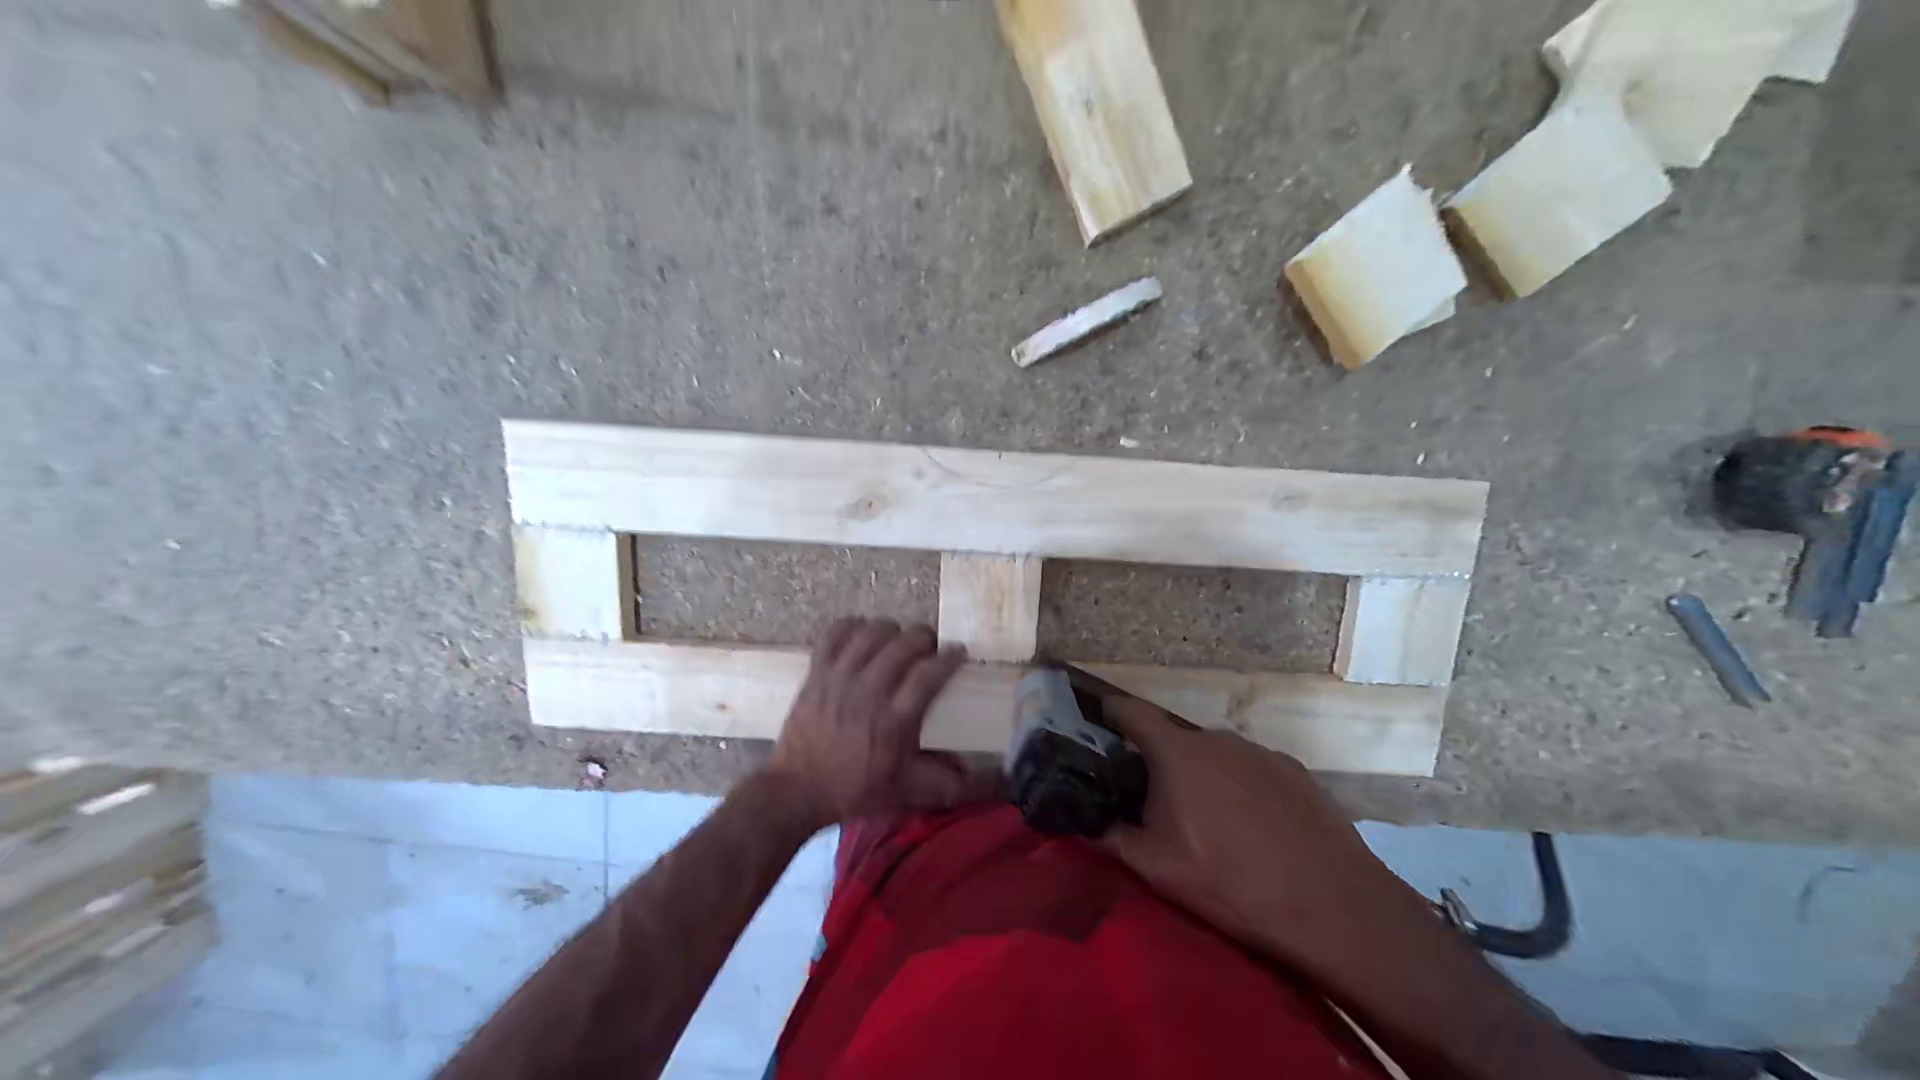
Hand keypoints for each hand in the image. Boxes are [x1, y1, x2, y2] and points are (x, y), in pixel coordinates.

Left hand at [765, 618, 972, 828]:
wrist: (798, 791)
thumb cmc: (855, 790)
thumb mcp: (906, 791)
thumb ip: (945, 782)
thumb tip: (978, 778)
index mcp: (895, 722)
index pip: (929, 675)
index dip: (949, 657)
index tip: (958, 652)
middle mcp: (869, 693)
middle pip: (903, 645)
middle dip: (923, 637)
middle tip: (928, 645)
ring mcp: (839, 680)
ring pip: (871, 633)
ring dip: (891, 629)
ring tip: (898, 638)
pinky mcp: (816, 674)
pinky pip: (834, 634)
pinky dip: (851, 626)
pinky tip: (861, 632)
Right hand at [1097, 697, 1430, 968]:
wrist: (1333, 907)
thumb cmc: (1232, 883)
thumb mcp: (1158, 869)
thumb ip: (1113, 838)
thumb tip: (1086, 823)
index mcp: (1178, 754)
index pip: (1133, 713)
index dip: (1112, 713)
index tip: (1101, 722)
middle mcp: (1218, 739)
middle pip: (1176, 742)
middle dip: (1163, 766)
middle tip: (1163, 807)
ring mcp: (1261, 752)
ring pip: (1217, 757)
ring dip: (1206, 778)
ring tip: (1215, 824)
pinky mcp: (1296, 771)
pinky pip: (1254, 771)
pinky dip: (1244, 788)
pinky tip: (1258, 829)